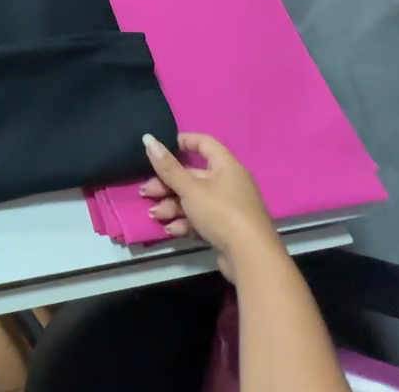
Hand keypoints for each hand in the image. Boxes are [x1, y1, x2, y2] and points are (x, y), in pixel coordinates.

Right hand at [140, 133, 278, 281]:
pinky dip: (185, 222)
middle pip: (192, 176)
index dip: (182, 141)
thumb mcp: (190, 188)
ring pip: (193, 199)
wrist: (251, 259)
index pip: (204, 143)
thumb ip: (167, 166)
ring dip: (172, 206)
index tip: (159, 149)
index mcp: (226, 167)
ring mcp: (228, 208)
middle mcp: (229, 184)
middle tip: (147, 192)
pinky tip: (172, 229)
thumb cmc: (221, 213)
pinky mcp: (226, 229)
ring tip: (156, 215)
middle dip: (166, 184)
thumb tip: (148, 139)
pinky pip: (201, 218)